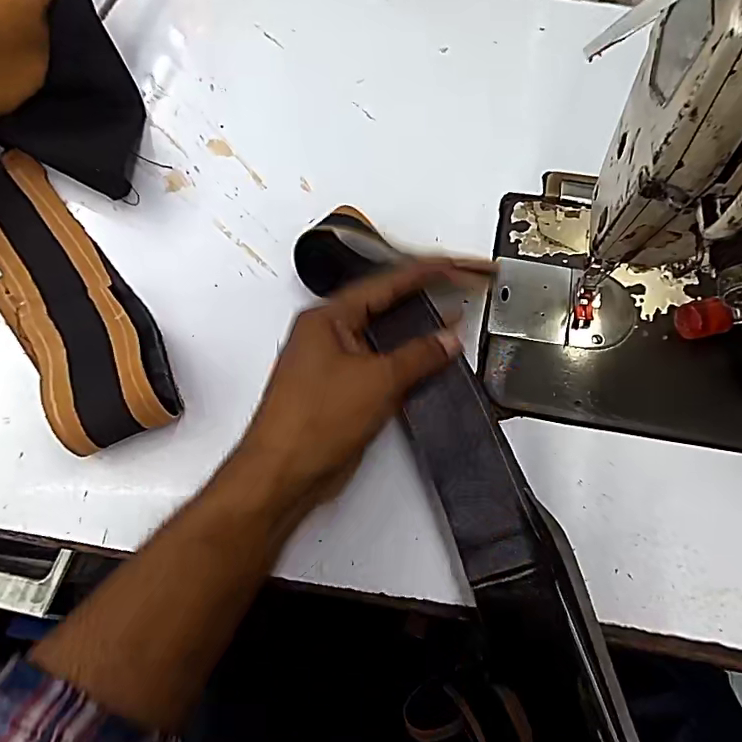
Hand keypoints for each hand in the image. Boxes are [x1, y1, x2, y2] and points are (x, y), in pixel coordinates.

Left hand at [228, 259, 489, 513]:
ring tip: (451, 320)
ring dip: (417, 331)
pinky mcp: (343, 392)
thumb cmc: (305, 425)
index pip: (386, 283)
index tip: (454, 267)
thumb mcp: (376, 380)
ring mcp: (334, 364)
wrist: (284, 474)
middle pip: (385, 305)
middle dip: (424, 296)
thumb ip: (418, 356)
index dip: (427, 273)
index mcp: (327, 318)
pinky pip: (382, 365)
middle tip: (457, 286)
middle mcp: (327, 336)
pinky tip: (429, 364)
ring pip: (384, 336)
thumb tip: (445, 339)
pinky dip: (408, 362)